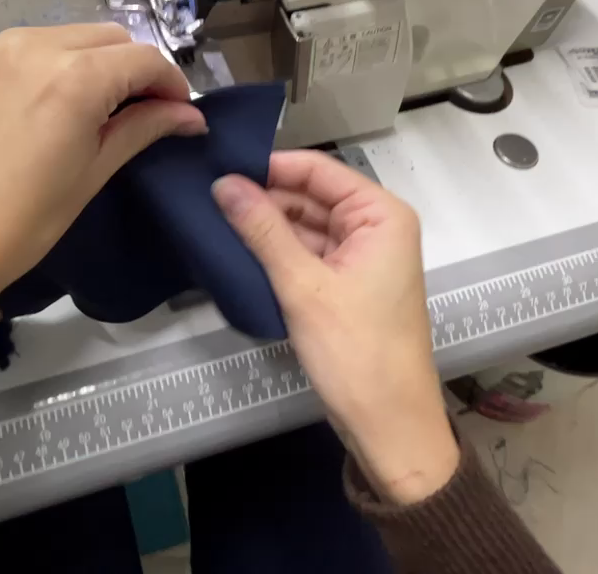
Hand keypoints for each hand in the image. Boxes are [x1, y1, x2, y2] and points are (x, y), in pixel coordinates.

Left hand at [0, 24, 204, 304]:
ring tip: (94, 107)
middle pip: (109, 37)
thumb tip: (191, 116)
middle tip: (141, 110)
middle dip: (133, 68)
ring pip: (70, 36)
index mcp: (73, 77)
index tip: (179, 110)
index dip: (170, 83)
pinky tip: (49, 101)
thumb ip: (145, 128)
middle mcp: (35, 45)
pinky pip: (31, 45)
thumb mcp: (94, 172)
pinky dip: (53, 62)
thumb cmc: (25, 219)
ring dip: (94, 61)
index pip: (143, 58)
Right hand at [213, 151, 458, 504]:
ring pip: (304, 223)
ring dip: (266, 226)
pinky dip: (277, 251)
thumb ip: (262, 230)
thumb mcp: (303, 287)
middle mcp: (375, 225)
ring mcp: (361, 254)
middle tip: (208, 196)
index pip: (317, 170)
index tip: (219, 169)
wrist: (389, 430)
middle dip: (264, 198)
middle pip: (310, 195)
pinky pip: (307, 251)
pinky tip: (239, 248)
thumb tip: (222, 183)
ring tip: (214, 218)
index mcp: (381, 214)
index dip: (269, 168)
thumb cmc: (357, 353)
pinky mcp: (346, 281)